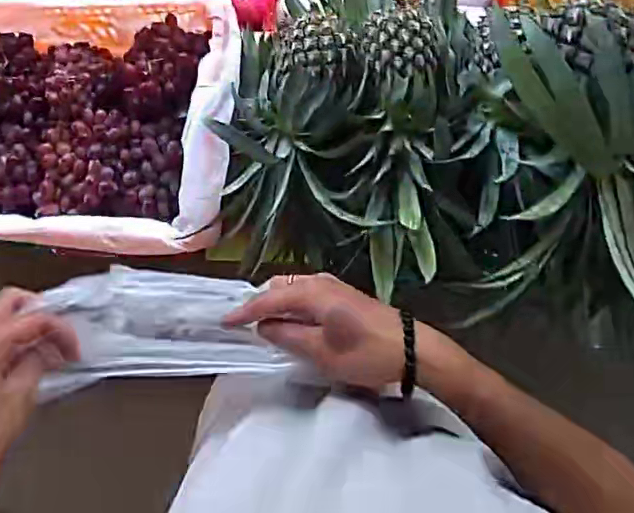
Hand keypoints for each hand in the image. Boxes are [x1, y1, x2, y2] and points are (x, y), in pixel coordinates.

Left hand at [0, 290, 79, 510]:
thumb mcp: (19, 399)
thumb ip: (36, 362)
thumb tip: (45, 349)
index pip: (32, 317)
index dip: (59, 327)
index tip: (72, 344)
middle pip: (12, 302)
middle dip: (41, 312)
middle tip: (59, 330)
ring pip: (1, 320)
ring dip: (27, 329)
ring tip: (48, 351)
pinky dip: (13, 344)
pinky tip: (27, 364)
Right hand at [222, 273, 406, 390]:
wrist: (409, 347)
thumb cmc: (365, 353)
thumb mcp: (322, 353)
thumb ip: (289, 336)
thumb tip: (264, 326)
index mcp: (312, 292)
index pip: (269, 298)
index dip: (245, 311)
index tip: (225, 322)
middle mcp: (319, 281)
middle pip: (280, 285)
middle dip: (259, 302)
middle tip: (240, 323)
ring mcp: (332, 285)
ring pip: (293, 287)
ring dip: (276, 302)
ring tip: (261, 323)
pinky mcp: (341, 294)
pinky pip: (305, 292)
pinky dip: (291, 302)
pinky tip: (289, 319)